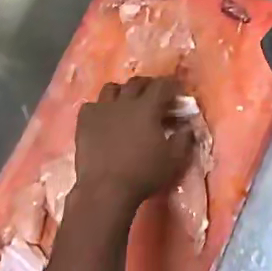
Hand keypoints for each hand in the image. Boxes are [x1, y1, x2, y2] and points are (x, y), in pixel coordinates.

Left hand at [72, 77, 193, 208]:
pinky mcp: (84, 120)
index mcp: (147, 108)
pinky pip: (93, 104)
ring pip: (111, 88)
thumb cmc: (143, 174)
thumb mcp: (173, 160)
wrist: (105, 187)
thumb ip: (184, 140)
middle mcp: (123, 102)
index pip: (162, 86)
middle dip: (148, 85)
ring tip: (127, 102)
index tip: (178, 90)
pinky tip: (105, 118)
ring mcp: (101, 109)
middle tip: (155, 95)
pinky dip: (101, 107)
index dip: (171, 85)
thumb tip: (187, 127)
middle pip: (136, 83)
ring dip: (123, 91)